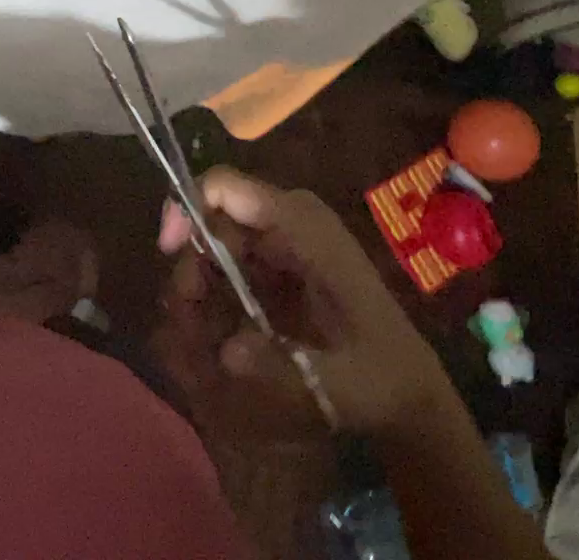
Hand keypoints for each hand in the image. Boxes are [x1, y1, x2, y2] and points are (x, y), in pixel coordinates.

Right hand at [158, 166, 447, 436]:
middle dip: (192, 263)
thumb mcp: (342, 381)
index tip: (170, 251)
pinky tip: (218, 335)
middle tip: (189, 316)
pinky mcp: (276, 269)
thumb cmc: (382, 377)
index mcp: (304, 227)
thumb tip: (227, 351)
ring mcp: (281, 245)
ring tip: (201, 336)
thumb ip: (285, 370)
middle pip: (213, 219)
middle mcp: (288, 224)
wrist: (408, 390)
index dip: (188, 208)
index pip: (227, 188)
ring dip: (199, 286)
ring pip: (215, 245)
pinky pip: (228, 267)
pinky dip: (213, 297)